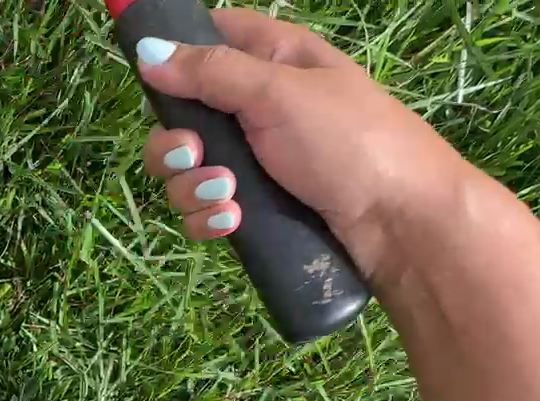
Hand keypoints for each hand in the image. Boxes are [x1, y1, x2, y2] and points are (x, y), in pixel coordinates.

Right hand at [133, 10, 484, 280]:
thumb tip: (148, 52)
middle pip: (178, 120)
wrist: (391, 220)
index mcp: (268, 61)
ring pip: (183, 173)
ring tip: (229, 197)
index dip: (173, 55)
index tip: (151, 81)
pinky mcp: (246, 206)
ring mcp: (247, 162)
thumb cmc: (348, 141)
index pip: (207, 39)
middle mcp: (251, 109)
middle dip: (173, 147)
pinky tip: (233, 222)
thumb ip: (211, 73)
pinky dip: (208, 218)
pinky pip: (200, 211)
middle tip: (192, 157)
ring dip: (192, 189)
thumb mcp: (279, 94)